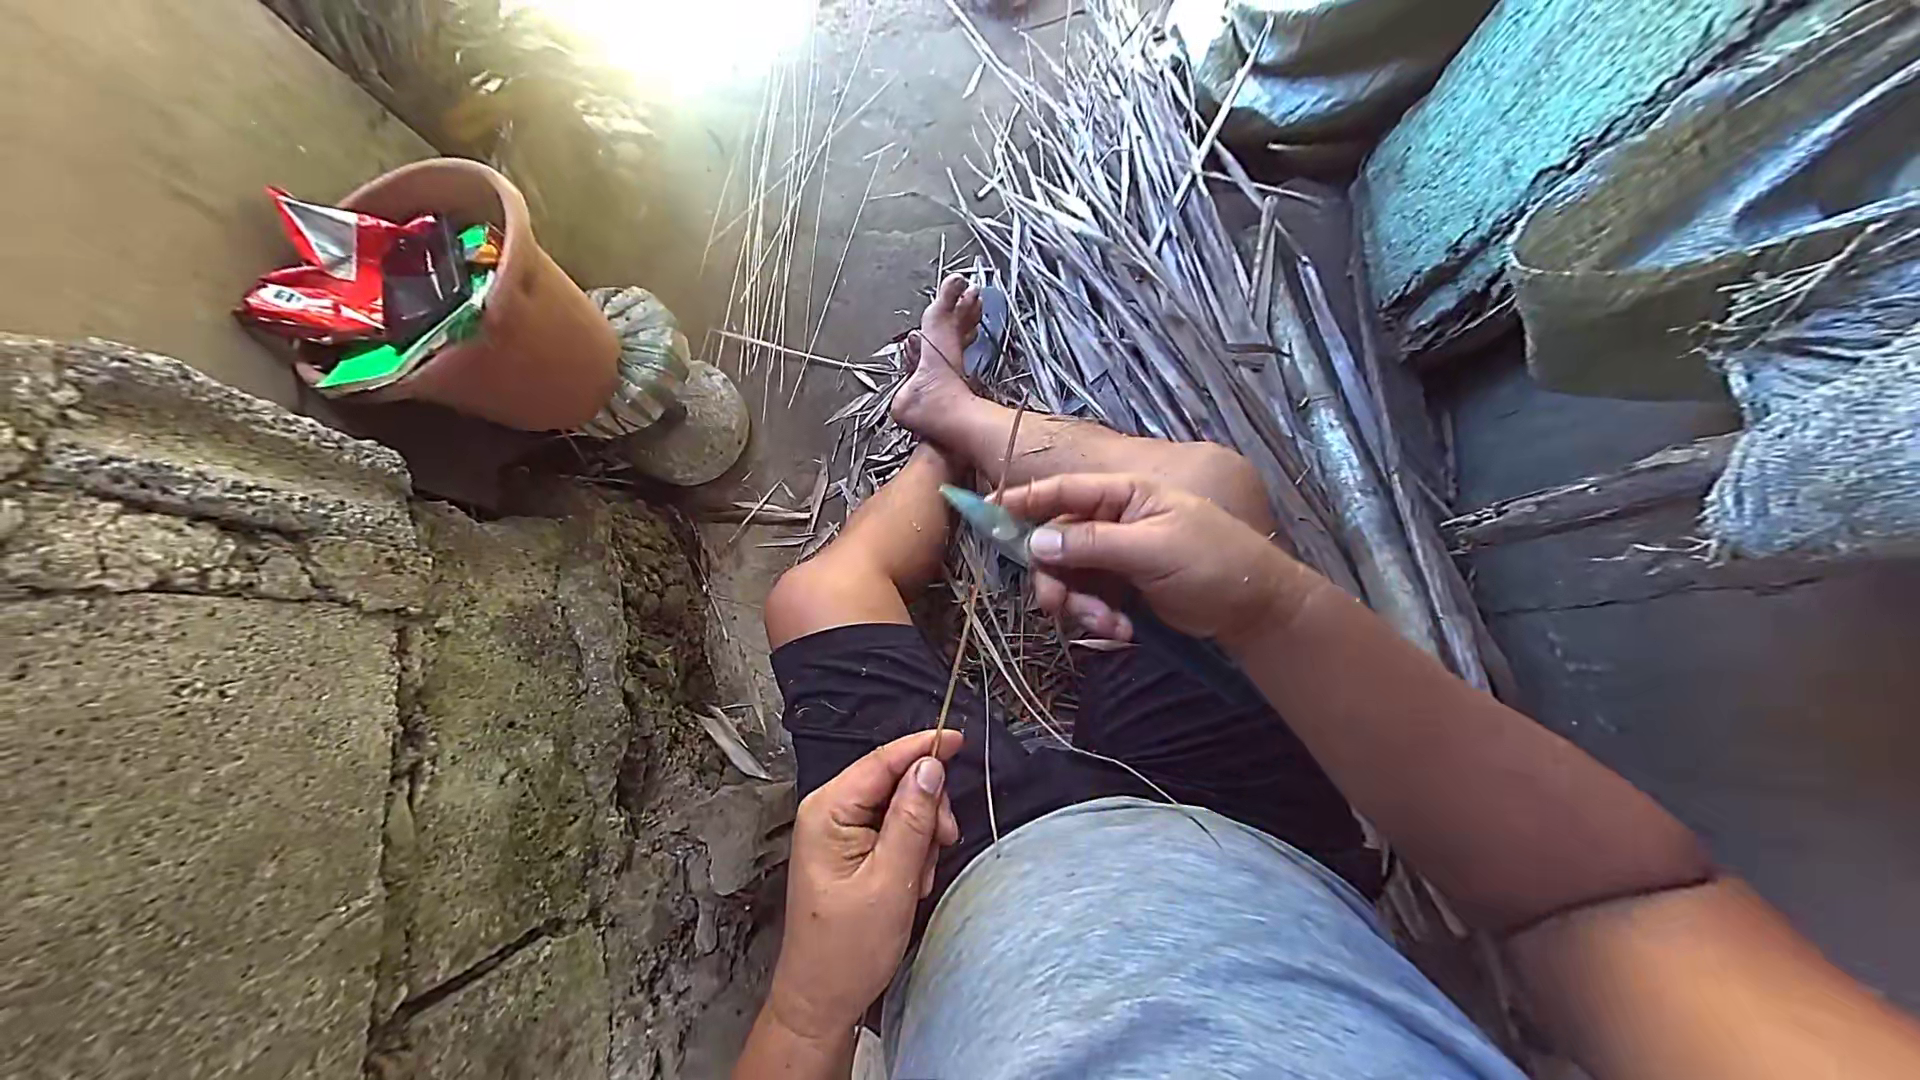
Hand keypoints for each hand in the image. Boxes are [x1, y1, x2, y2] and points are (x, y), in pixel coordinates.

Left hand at [767, 729, 962, 1041]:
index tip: (957, 739)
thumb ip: (912, 818)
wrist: (822, 1000)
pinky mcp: (849, 844)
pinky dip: (911, 845)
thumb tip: (930, 767)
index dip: (922, 747)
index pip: (881, 760)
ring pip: (898, 802)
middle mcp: (828, 810)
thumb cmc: (845, 951)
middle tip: (942, 839)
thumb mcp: (890, 881)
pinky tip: (911, 875)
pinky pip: (892, 825)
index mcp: (827, 810)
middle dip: (926, 805)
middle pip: (893, 779)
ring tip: (920, 872)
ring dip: (921, 831)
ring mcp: (838, 828)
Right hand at [998, 473, 1326, 645]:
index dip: (1023, 500)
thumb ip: (1092, 543)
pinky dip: (1095, 617)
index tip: (987, 514)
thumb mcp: (1152, 548)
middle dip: (1054, 578)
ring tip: (1108, 626)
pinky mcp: (1117, 585)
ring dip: (1078, 605)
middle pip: (1055, 542)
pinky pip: (1086, 598)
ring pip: (1067, 575)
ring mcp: (1113, 554)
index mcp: (1123, 494)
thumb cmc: (1212, 562)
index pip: (1063, 491)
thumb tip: (1036, 542)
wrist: (1252, 608)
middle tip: (1057, 608)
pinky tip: (1122, 630)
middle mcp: (1111, 519)